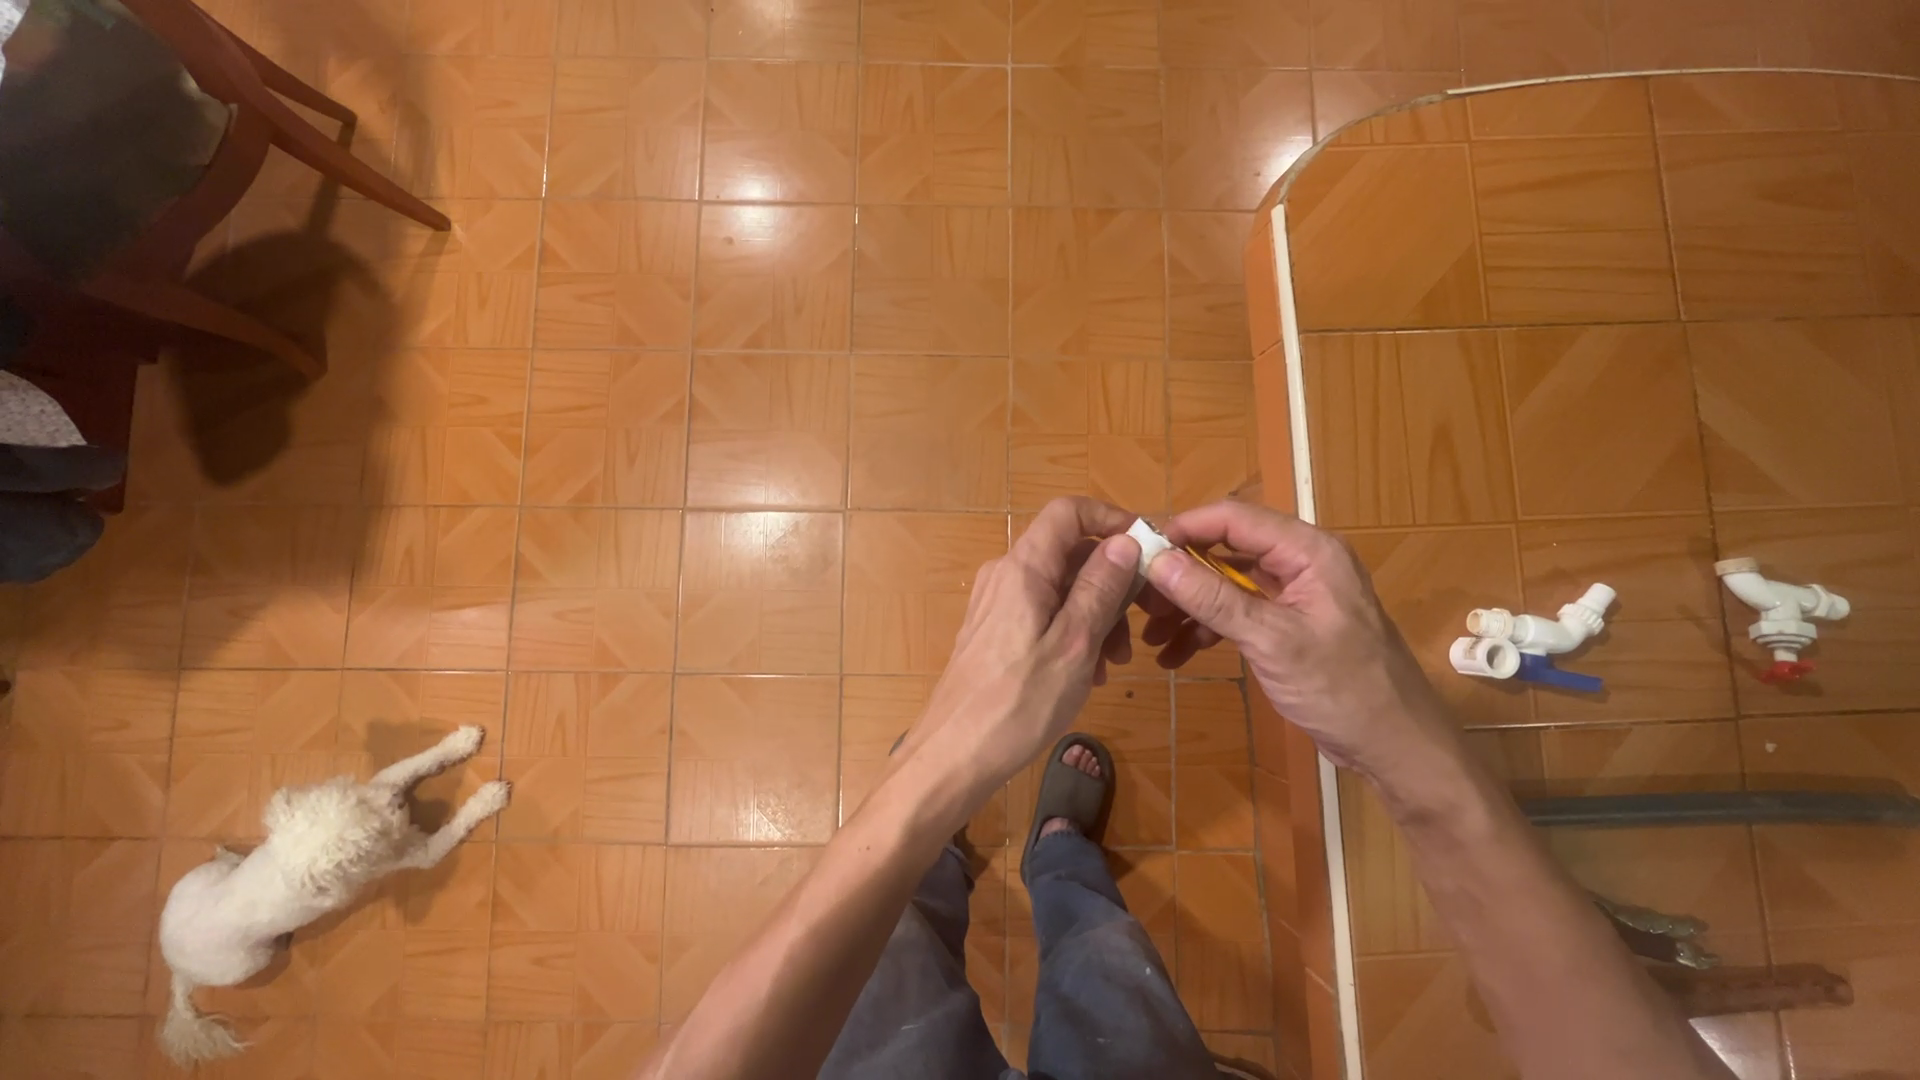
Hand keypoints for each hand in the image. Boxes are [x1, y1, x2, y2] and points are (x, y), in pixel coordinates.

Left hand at [896, 497, 1141, 807]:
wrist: (953, 755)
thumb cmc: (1018, 702)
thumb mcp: (1074, 644)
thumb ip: (1100, 589)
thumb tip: (1124, 541)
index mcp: (1023, 568)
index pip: (1068, 512)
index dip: (1110, 520)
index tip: (1147, 550)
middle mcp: (1005, 575)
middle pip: (1069, 553)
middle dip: (1112, 583)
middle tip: (1142, 626)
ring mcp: (996, 604)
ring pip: (1059, 588)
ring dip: (1095, 615)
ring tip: (1112, 664)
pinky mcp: (993, 632)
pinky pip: (1042, 614)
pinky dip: (1071, 632)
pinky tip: (1086, 673)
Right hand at [1143, 501, 1452, 776]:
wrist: (1396, 747)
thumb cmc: (1344, 689)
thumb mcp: (1273, 642)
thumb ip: (1214, 599)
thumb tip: (1158, 562)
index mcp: (1308, 551)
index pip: (1234, 518)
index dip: (1184, 528)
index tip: (1139, 550)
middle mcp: (1300, 562)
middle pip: (1225, 549)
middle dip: (1180, 574)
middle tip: (1139, 600)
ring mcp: (1294, 594)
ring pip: (1226, 583)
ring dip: (1188, 606)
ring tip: (1151, 634)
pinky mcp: (1288, 624)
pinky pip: (1237, 613)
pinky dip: (1207, 629)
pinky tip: (1176, 654)